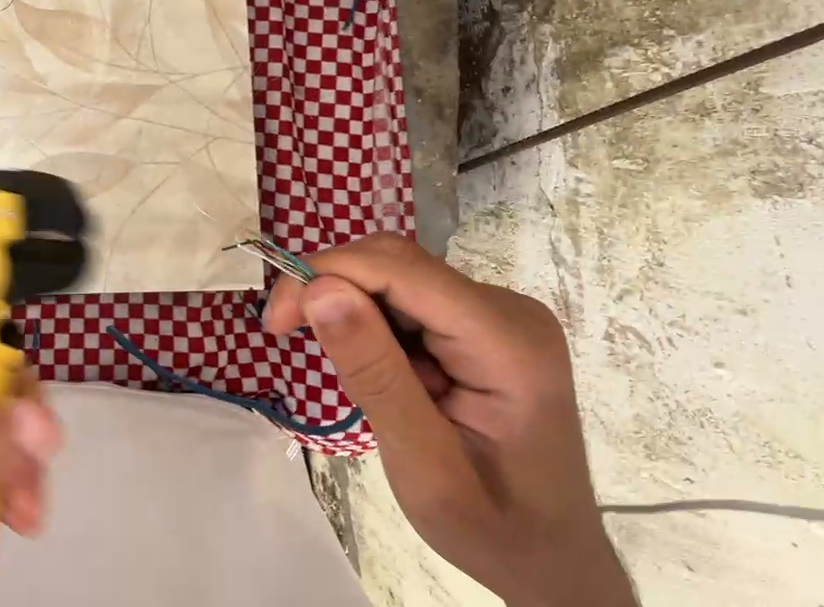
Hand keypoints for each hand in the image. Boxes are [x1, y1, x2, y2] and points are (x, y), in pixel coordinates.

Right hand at [264, 234, 635, 606]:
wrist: (548, 559)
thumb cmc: (490, 527)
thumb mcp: (423, 464)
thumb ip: (374, 373)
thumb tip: (318, 289)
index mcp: (507, 341)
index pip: (401, 270)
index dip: (328, 274)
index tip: (275, 320)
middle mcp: (507, 310)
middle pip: (397, 263)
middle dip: (331, 285)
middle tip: (284, 331)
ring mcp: (497, 314)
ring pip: (396, 276)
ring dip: (352, 308)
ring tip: (349, 374)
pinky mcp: (481, 324)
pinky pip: (409, 299)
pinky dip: (373, 325)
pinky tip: (377, 371)